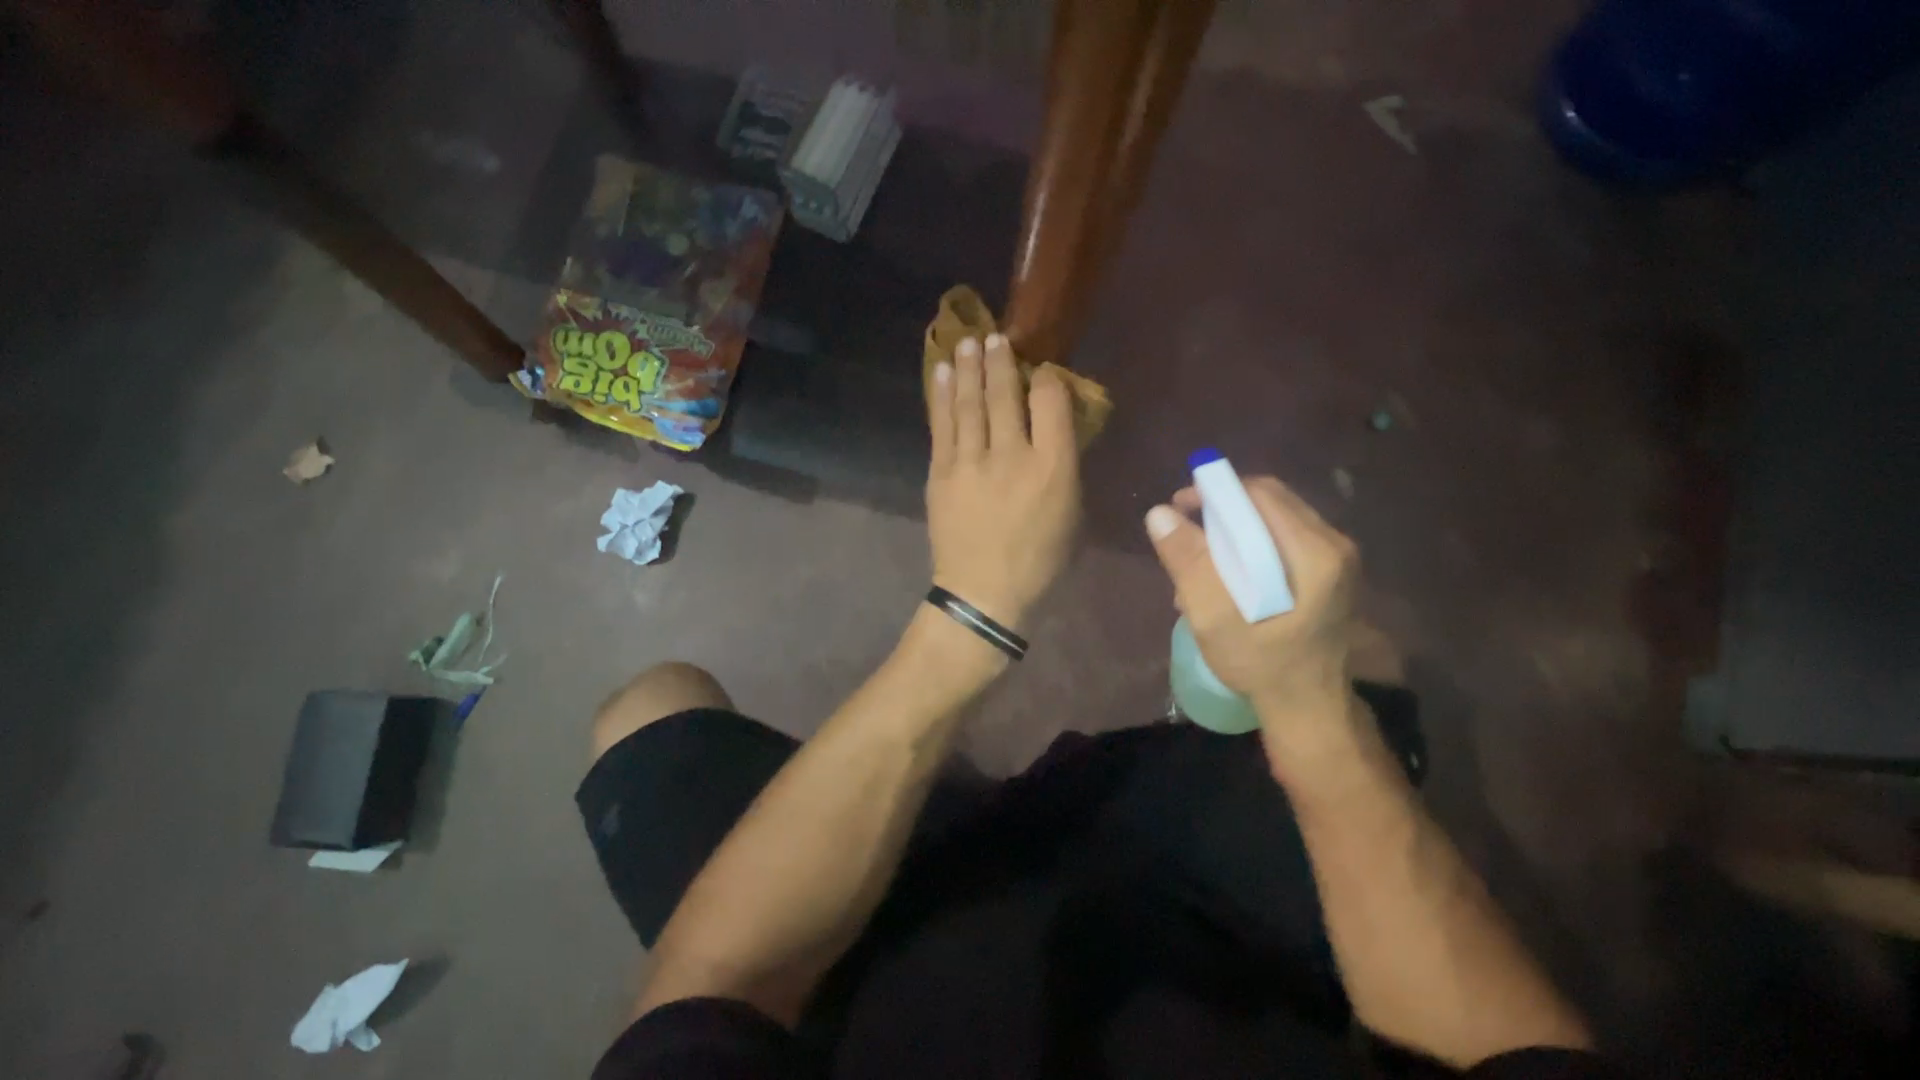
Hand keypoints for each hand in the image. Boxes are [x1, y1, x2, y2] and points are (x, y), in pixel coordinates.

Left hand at [926, 334, 1080, 629]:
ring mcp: (972, 461)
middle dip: (1001, 361)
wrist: (983, 593)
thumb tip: (1051, 431)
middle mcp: (1012, 455)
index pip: (1051, 401)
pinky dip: (940, 395)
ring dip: (968, 368)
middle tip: (997, 338)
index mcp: (1054, 467)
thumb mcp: (1071, 514)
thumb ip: (1063, 466)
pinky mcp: (941, 472)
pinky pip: (942, 424)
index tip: (1042, 370)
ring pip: (970, 402)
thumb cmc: (1039, 562)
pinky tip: (941, 372)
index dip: (1047, 378)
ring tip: (968, 342)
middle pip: (1006, 394)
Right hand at [1144, 476, 1359, 715]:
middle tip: (1185, 532)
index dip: (1216, 492)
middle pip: (1270, 503)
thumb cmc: (1262, 665)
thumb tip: (1159, 513)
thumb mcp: (1216, 617)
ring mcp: (1337, 559)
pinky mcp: (1330, 574)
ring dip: (1234, 531)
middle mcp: (1334, 545)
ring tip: (1201, 560)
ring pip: (1275, 521)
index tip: (1179, 507)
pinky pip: (1284, 541)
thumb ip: (1189, 562)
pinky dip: (1252, 547)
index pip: (1261, 495)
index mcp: (1314, 552)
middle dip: (1223, 511)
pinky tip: (1228, 576)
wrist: (1309, 708)